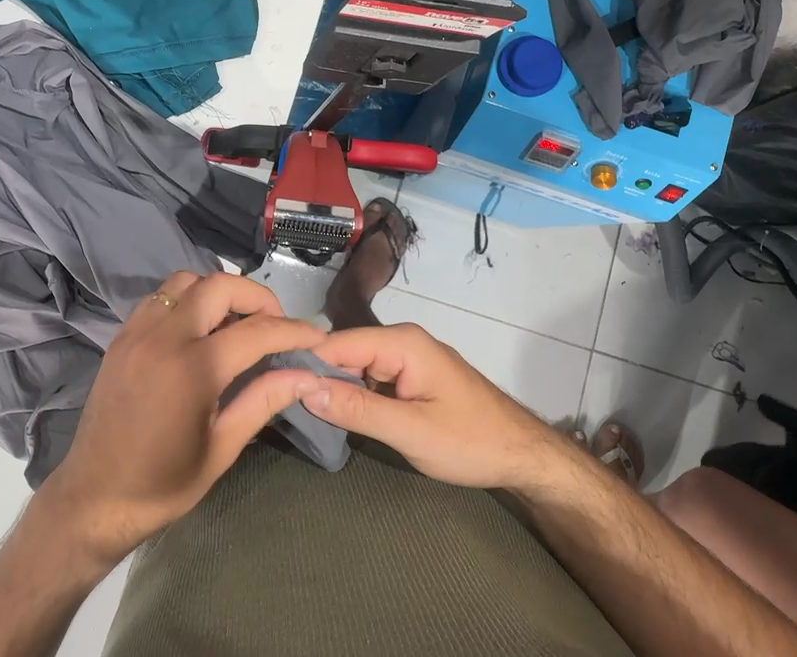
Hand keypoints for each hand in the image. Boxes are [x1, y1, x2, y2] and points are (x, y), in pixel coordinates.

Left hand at [33, 272, 326, 563]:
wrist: (94, 498)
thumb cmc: (163, 483)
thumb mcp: (222, 448)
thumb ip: (264, 401)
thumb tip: (307, 375)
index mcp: (193, 368)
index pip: (257, 331)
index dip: (294, 330)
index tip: (317, 336)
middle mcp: (163, 337)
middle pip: (219, 286)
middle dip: (256, 297)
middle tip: (275, 326)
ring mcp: (137, 332)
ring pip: (184, 283)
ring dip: (217, 292)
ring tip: (235, 325)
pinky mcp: (121, 338)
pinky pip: (159, 299)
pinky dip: (186, 301)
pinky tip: (198, 332)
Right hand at [301, 323, 555, 488]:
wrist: (524, 456)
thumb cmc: (471, 442)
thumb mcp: (410, 431)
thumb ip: (357, 409)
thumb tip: (303, 388)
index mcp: (401, 342)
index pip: (336, 343)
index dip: (303, 365)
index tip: (273, 390)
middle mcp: (401, 341)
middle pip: (342, 353)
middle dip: (315, 378)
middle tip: (282, 407)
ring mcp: (406, 359)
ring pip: (353, 367)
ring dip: (332, 389)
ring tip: (299, 413)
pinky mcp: (410, 377)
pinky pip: (369, 379)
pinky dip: (352, 396)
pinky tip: (335, 416)